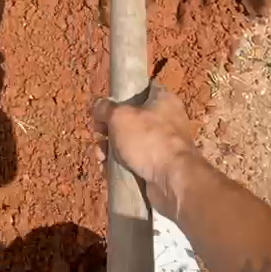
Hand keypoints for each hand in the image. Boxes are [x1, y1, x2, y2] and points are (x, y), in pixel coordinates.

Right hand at [90, 85, 203, 218]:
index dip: (120, 97)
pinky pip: (134, 162)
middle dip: (109, 129)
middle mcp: (166, 121)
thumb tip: (97, 107)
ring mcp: (163, 146)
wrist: (173, 181)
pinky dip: (119, 165)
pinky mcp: (159, 168)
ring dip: (110, 149)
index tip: (105, 106)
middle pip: (130, 120)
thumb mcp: (119, 116)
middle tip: (98, 134)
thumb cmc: (148, 139)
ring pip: (129, 143)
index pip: (140, 90)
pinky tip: (106, 169)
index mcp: (164, 101)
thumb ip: (105, 108)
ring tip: (100, 156)